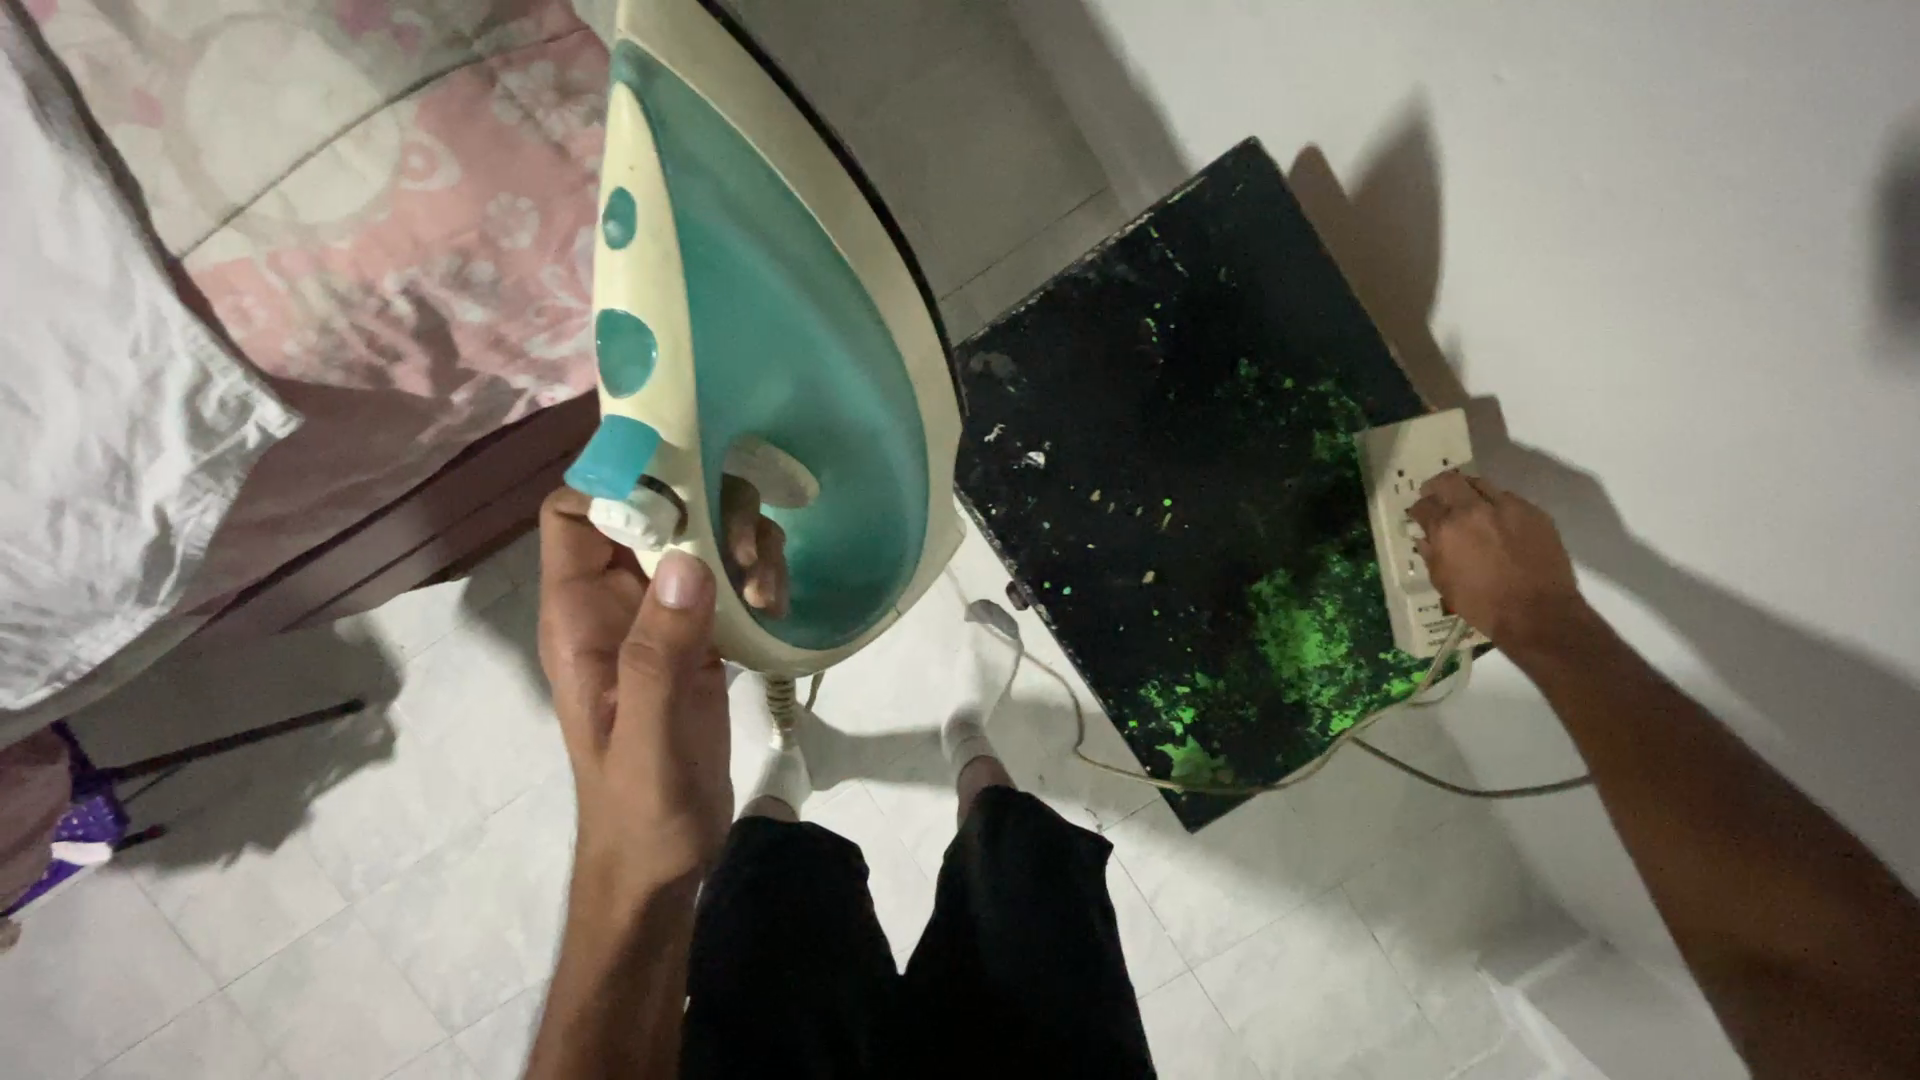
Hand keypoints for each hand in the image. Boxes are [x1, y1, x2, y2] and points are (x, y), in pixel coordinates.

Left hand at [535, 483, 785, 906]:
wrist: (664, 859)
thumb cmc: (641, 809)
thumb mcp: (649, 740)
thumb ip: (659, 655)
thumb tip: (690, 562)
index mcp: (581, 617)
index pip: (578, 515)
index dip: (622, 485)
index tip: (689, 492)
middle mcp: (619, 603)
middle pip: (656, 513)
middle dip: (707, 515)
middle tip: (749, 556)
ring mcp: (663, 618)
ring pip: (702, 539)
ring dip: (744, 548)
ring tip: (768, 594)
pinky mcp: (702, 635)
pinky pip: (730, 577)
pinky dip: (758, 578)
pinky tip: (774, 611)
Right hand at [1408, 471, 1587, 652]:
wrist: (1538, 612)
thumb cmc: (1481, 603)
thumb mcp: (1443, 581)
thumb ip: (1431, 554)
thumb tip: (1426, 538)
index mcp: (1447, 528)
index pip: (1423, 505)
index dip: (1418, 510)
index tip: (1419, 516)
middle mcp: (1475, 509)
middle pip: (1449, 480)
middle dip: (1437, 488)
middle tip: (1437, 499)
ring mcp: (1508, 508)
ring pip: (1481, 484)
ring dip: (1469, 492)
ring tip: (1469, 507)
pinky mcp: (1535, 513)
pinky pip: (1509, 499)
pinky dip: (1497, 505)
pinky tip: (1498, 523)